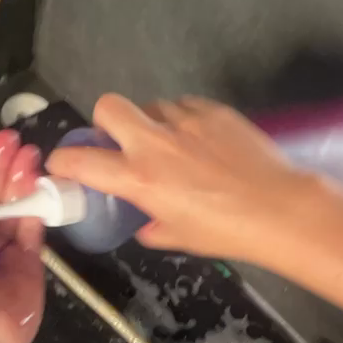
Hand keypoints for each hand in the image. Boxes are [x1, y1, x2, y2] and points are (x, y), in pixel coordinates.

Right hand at [44, 94, 317, 259]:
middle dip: (106, 121)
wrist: (278, 208)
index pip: (81, 160)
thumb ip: (153, 226)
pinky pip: (185, 107)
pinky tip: (201, 143)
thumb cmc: (227, 231)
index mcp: (139, 178)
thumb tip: (145, 225)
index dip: (63, 161)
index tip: (63, 165)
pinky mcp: (214, 110)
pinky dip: (184, 121)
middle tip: (121, 143)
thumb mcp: (181, 236)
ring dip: (152, 124)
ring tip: (173, 148)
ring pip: (152, 106)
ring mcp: (186, 121)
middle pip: (108, 106)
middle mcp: (155, 143)